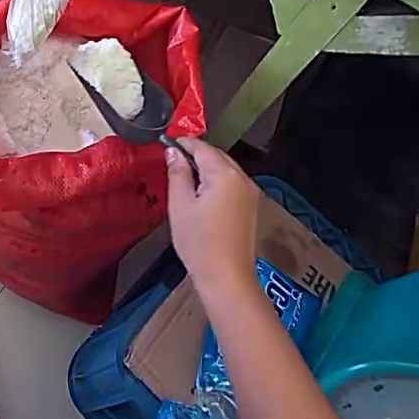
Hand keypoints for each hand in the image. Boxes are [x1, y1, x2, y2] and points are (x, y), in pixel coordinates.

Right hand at [165, 138, 260, 299]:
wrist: (227, 276)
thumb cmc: (198, 241)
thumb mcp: (180, 205)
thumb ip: (178, 173)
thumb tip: (173, 151)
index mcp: (224, 175)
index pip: (203, 148)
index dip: (184, 143)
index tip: (167, 142)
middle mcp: (242, 178)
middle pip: (217, 156)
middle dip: (196, 153)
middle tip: (173, 158)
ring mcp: (250, 192)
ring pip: (226, 168)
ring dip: (207, 166)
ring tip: (185, 174)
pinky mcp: (251, 205)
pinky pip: (232, 182)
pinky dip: (217, 179)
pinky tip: (203, 191)